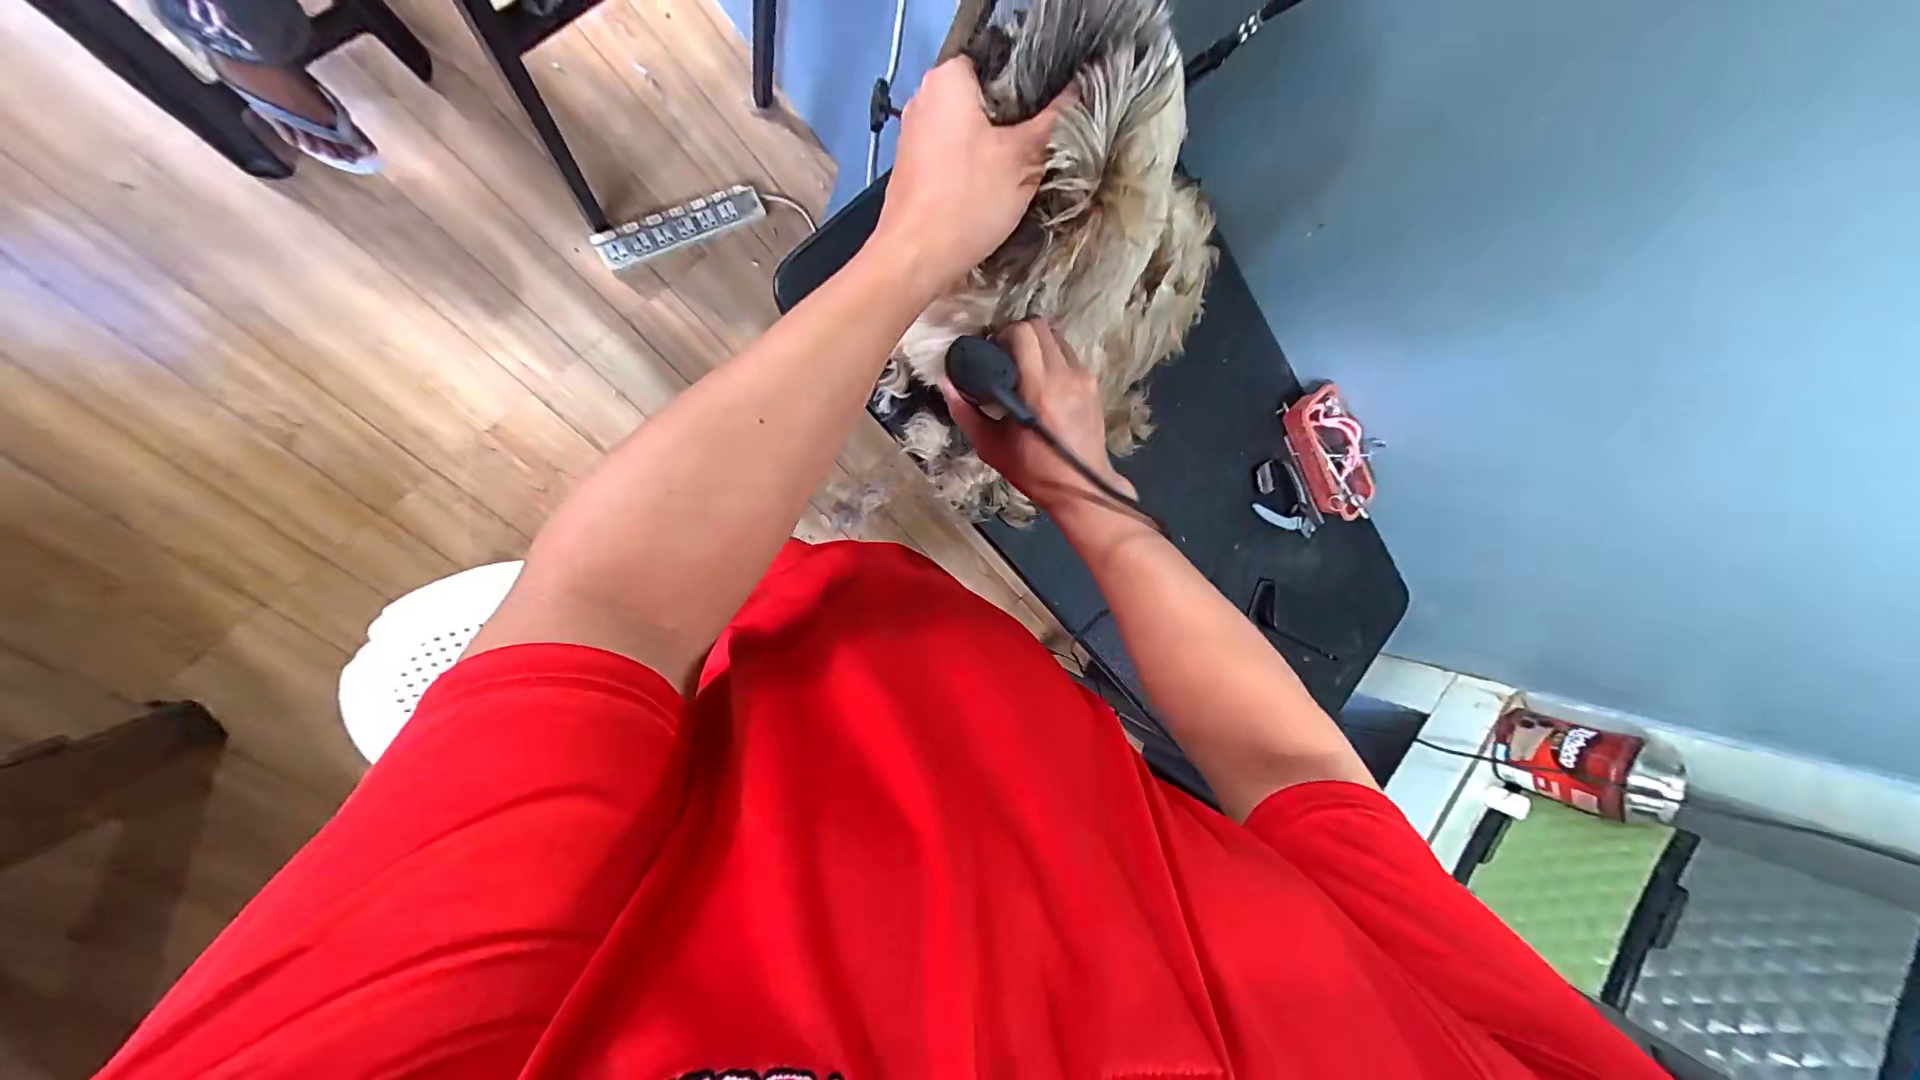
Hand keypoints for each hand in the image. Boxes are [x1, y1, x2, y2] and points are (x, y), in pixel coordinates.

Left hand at [869, 57, 1069, 295]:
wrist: (914, 261)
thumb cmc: (966, 203)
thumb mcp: (1022, 161)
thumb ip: (1053, 123)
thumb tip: (1077, 93)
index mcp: (948, 78)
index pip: (1002, 64)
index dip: (1031, 90)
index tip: (1048, 120)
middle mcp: (924, 100)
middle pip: (985, 103)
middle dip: (1012, 128)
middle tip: (1036, 155)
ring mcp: (914, 138)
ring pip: (969, 136)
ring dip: (993, 157)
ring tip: (1014, 182)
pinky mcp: (913, 173)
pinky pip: (952, 163)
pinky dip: (971, 176)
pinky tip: (986, 200)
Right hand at [941, 320, 1138, 521]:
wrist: (1081, 487)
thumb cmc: (1033, 471)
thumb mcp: (991, 446)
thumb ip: (965, 412)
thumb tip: (946, 384)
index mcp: (1038, 388)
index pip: (1023, 332)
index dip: (1003, 335)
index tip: (992, 353)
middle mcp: (1064, 375)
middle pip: (1040, 326)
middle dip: (1018, 333)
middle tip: (1005, 356)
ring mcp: (1083, 377)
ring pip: (1057, 337)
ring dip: (1037, 344)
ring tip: (1023, 367)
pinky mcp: (1093, 384)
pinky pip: (1069, 356)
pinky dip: (1052, 359)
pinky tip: (1042, 381)